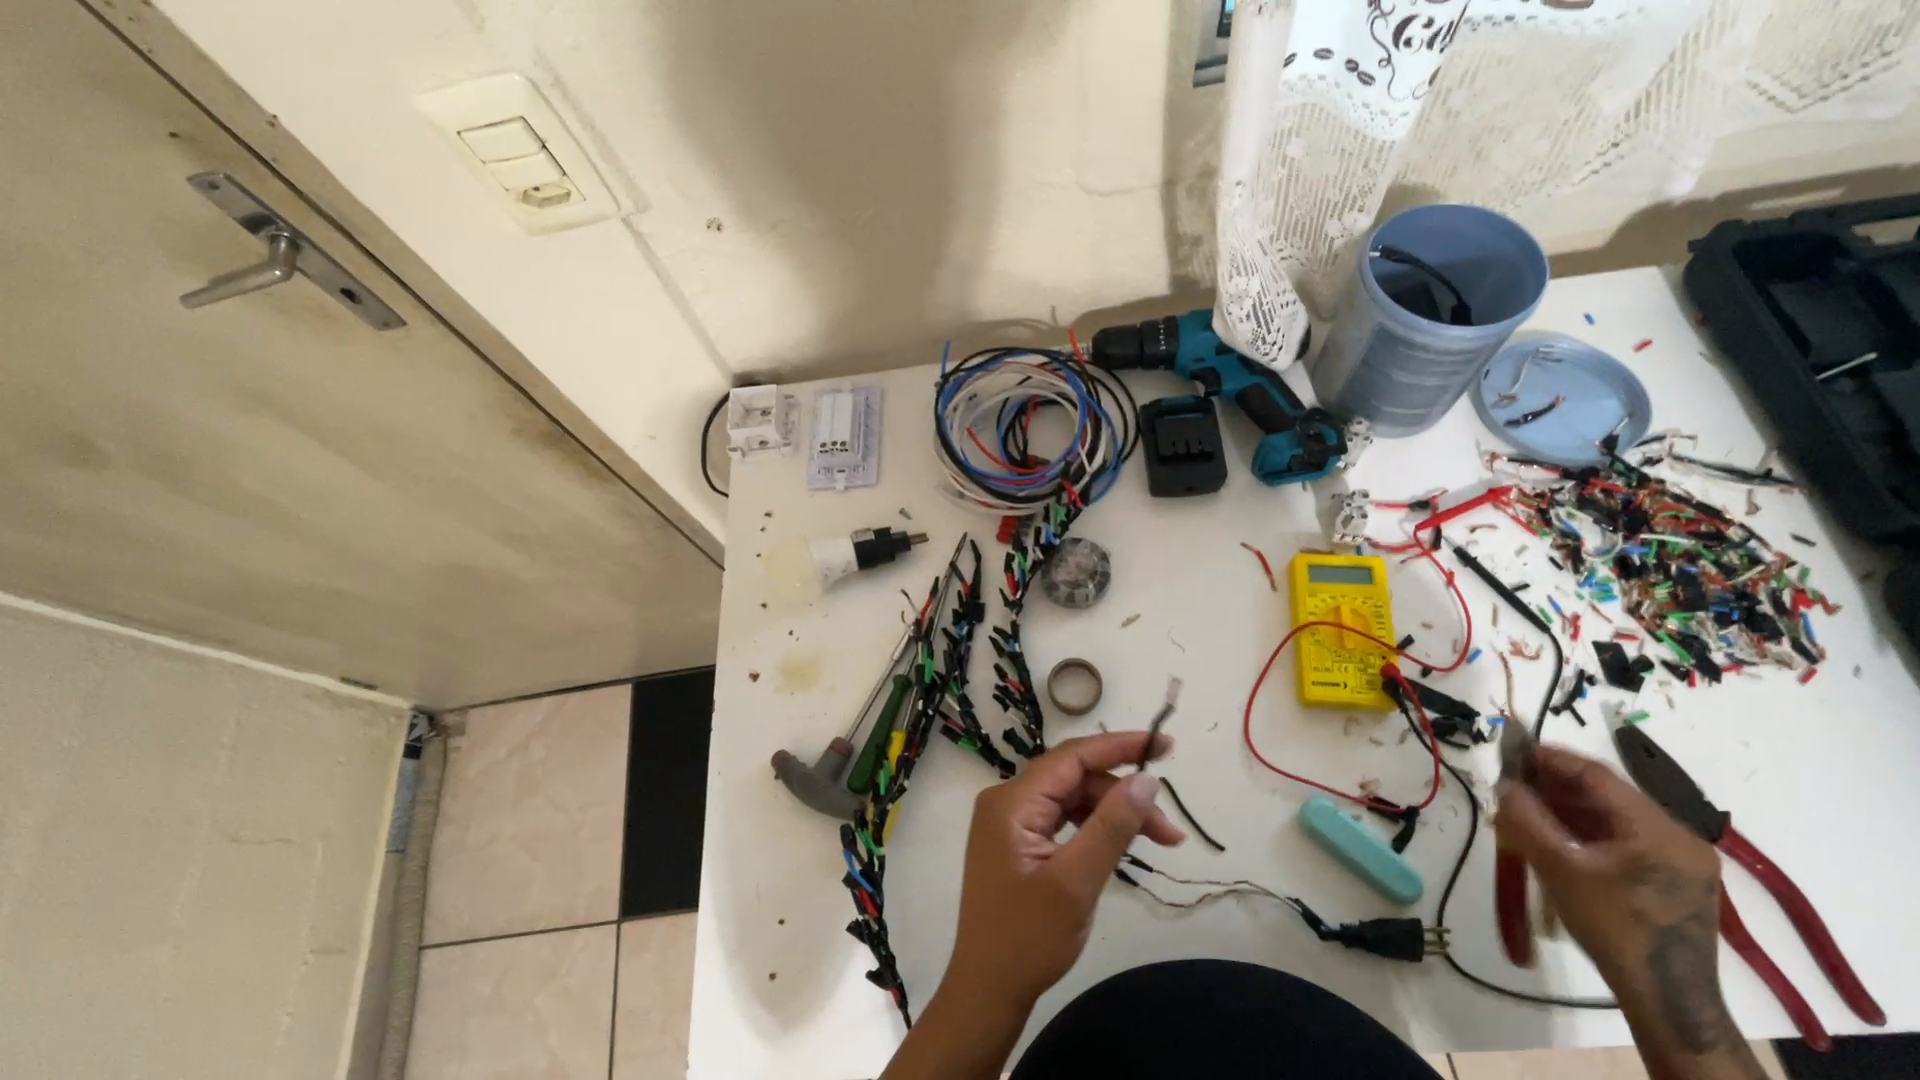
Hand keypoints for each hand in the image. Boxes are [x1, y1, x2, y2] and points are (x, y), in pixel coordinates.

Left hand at [945, 731, 1185, 1008]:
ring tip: (1161, 841)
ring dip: (1114, 813)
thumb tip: (1146, 779)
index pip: (1072, 756)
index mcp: (1012, 802)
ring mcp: (1010, 823)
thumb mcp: (1077, 881)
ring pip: (1073, 799)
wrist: (987, 989)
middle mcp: (1007, 802)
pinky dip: (1096, 828)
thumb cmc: (1028, 938)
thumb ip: (1112, 826)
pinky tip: (1123, 845)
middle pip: (1075, 778)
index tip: (1166, 745)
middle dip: (1124, 794)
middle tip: (1170, 831)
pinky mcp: (1018, 843)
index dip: (1120, 746)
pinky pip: (1063, 820)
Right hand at [1497, 746, 1755, 1072]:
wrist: (1667, 999)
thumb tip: (1504, 785)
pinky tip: (1555, 845)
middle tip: (1512, 788)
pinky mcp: (1676, 883)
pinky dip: (1586, 838)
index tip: (1513, 750)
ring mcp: (1681, 862)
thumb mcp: (1561, 870)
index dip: (1552, 759)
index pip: (1597, 775)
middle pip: (1606, 797)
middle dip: (1554, 790)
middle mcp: (1678, 837)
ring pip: (1613, 822)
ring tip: (1524, 817)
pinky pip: (1624, 845)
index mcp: (1659, 828)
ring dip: (1567, 815)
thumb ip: (1528, 821)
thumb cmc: (1614, 927)